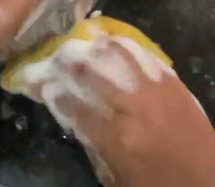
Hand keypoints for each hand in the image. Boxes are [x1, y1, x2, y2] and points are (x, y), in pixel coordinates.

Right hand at [49, 36, 214, 186]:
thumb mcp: (121, 182)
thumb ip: (96, 149)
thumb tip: (75, 121)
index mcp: (119, 139)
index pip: (76, 108)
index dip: (55, 93)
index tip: (40, 84)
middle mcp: (135, 108)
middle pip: (93, 74)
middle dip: (70, 63)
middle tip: (55, 55)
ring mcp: (157, 91)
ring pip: (119, 55)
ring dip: (97, 47)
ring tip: (82, 41)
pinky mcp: (174, 83)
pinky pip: (145, 56)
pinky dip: (127, 47)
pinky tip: (114, 43)